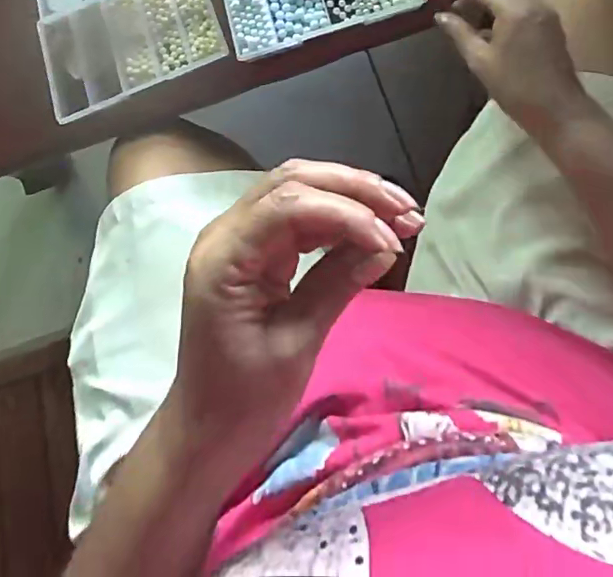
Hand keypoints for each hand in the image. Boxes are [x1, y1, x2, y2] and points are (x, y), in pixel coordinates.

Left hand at [163, 160, 423, 475]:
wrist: (205, 429)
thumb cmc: (244, 399)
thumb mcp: (297, 344)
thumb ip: (337, 285)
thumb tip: (385, 244)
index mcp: (224, 255)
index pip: (287, 205)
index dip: (345, 212)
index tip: (392, 239)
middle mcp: (225, 232)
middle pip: (291, 183)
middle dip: (352, 189)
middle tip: (407, 210)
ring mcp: (236, 237)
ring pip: (295, 191)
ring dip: (348, 197)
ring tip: (401, 214)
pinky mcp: (252, 249)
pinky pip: (294, 217)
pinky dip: (335, 217)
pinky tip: (371, 227)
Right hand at [432, 0, 592, 131]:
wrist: (558, 111)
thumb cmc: (516, 88)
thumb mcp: (480, 60)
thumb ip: (459, 32)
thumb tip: (441, 16)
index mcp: (515, 10)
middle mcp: (533, 3)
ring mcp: (544, 12)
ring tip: (458, 5)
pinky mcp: (548, 23)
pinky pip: (518, 3)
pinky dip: (497, 4)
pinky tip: (481, 17)